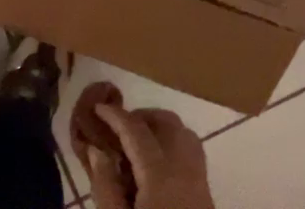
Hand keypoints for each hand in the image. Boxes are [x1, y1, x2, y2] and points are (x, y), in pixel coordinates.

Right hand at [85, 100, 215, 208]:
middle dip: (141, 117)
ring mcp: (200, 183)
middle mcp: (185, 171)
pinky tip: (154, 167)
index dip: (115, 115)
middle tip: (116, 129)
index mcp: (160, 176)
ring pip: (184, 135)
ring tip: (135, 144)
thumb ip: (104, 185)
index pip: (136, 130)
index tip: (97, 107)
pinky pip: (192, 154)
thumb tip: (96, 150)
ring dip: (160, 129)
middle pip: (167, 123)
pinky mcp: (207, 197)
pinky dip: (173, 145)